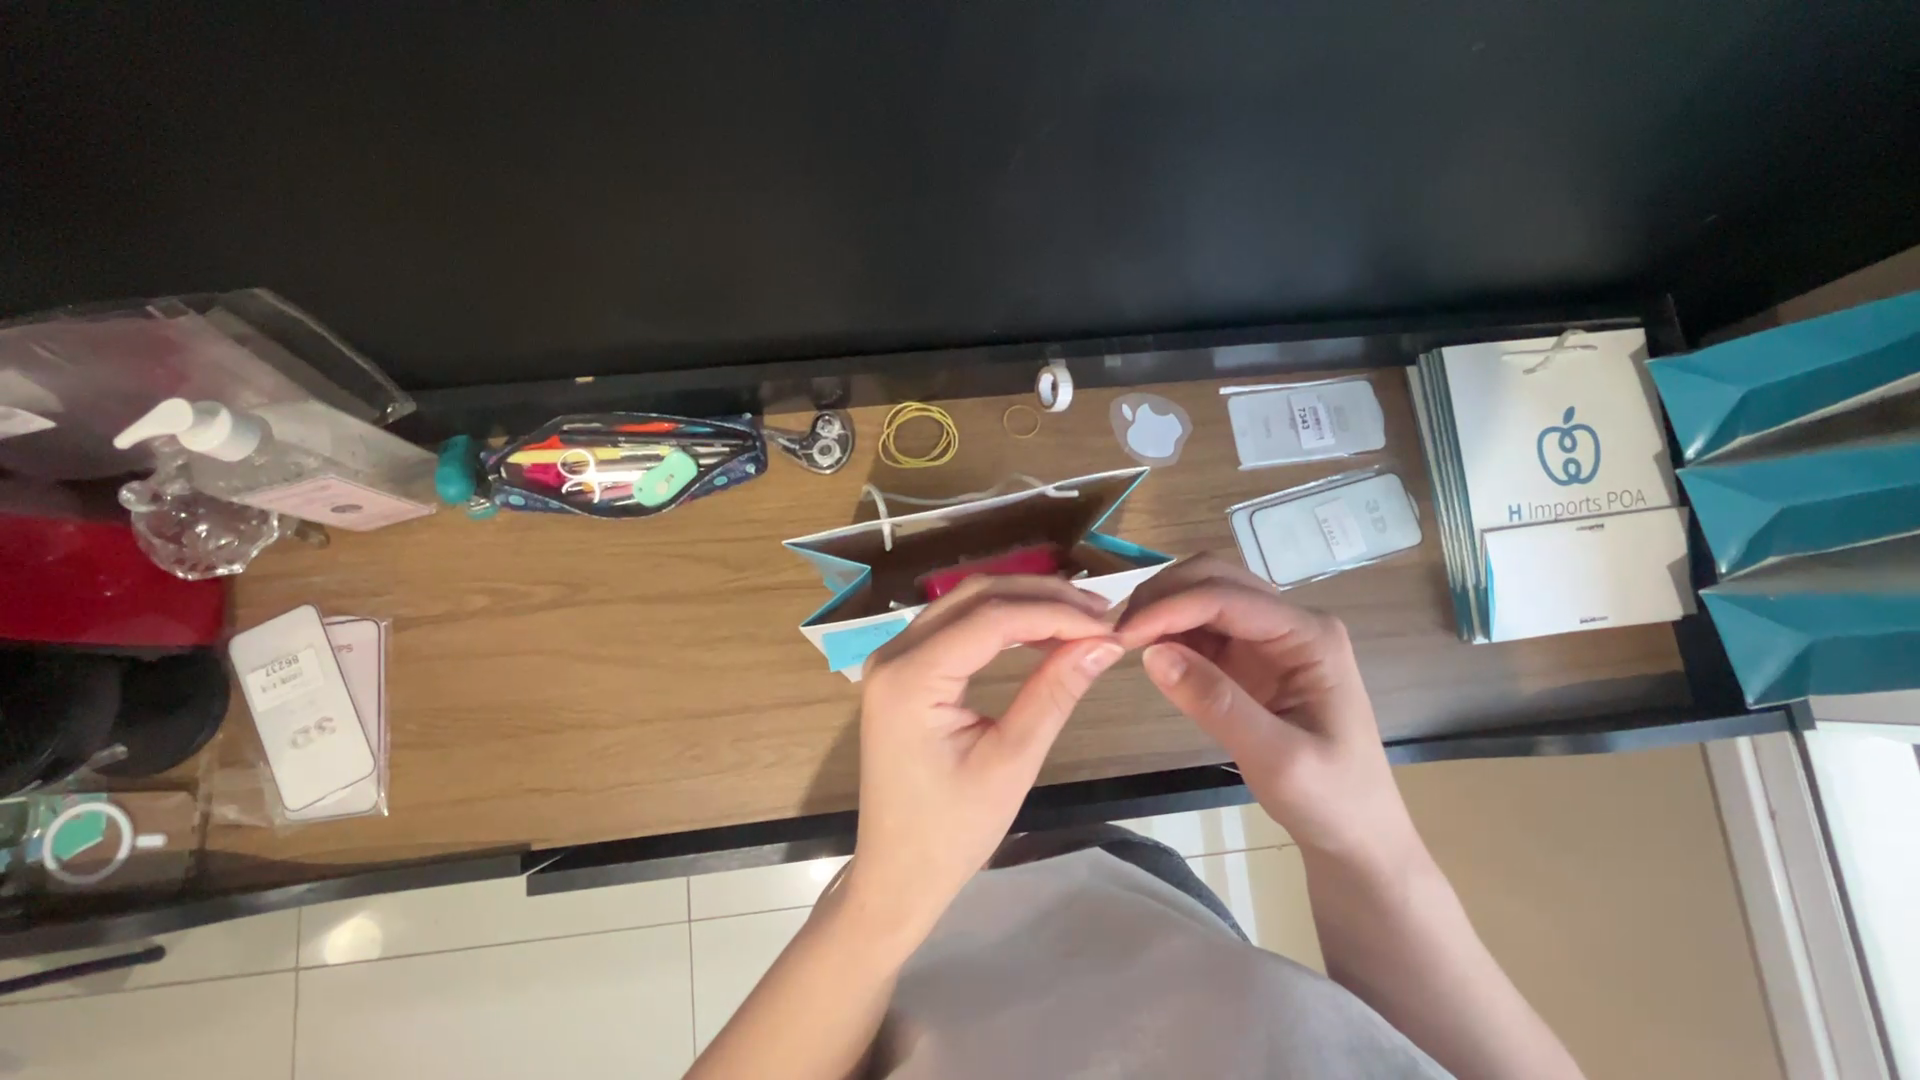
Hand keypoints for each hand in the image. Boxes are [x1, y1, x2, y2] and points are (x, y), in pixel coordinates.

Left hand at [846, 576, 1124, 936]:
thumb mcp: (1011, 762)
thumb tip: (1105, 643)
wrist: (899, 872)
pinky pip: (956, 627)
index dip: (1054, 613)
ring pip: (966, 604)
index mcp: (910, 677)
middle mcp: (893, 654)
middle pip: (976, 597)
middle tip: (1102, 614)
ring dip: (1024, 604)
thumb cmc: (952, 830)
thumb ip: (1054, 693)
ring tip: (1081, 619)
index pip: (991, 618)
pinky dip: (1001, 623)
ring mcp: (893, 659)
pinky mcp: (903, 671)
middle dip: (1042, 598)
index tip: (1109, 624)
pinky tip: (1041, 633)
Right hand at [1115, 555, 1418, 868]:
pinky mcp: (1249, 660)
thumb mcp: (1277, 758)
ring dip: (1162, 608)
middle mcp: (1290, 624)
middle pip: (1215, 579)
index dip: (1170, 607)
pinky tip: (1146, 651)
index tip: (1120, 635)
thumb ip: (1216, 702)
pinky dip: (1169, 630)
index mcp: (1310, 636)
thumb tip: (1152, 653)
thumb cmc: (1330, 799)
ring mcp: (1269, 639)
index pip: (1228, 598)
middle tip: (1115, 633)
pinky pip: (1201, 628)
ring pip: (1204, 596)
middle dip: (1162, 596)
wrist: (1355, 835)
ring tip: (1122, 641)